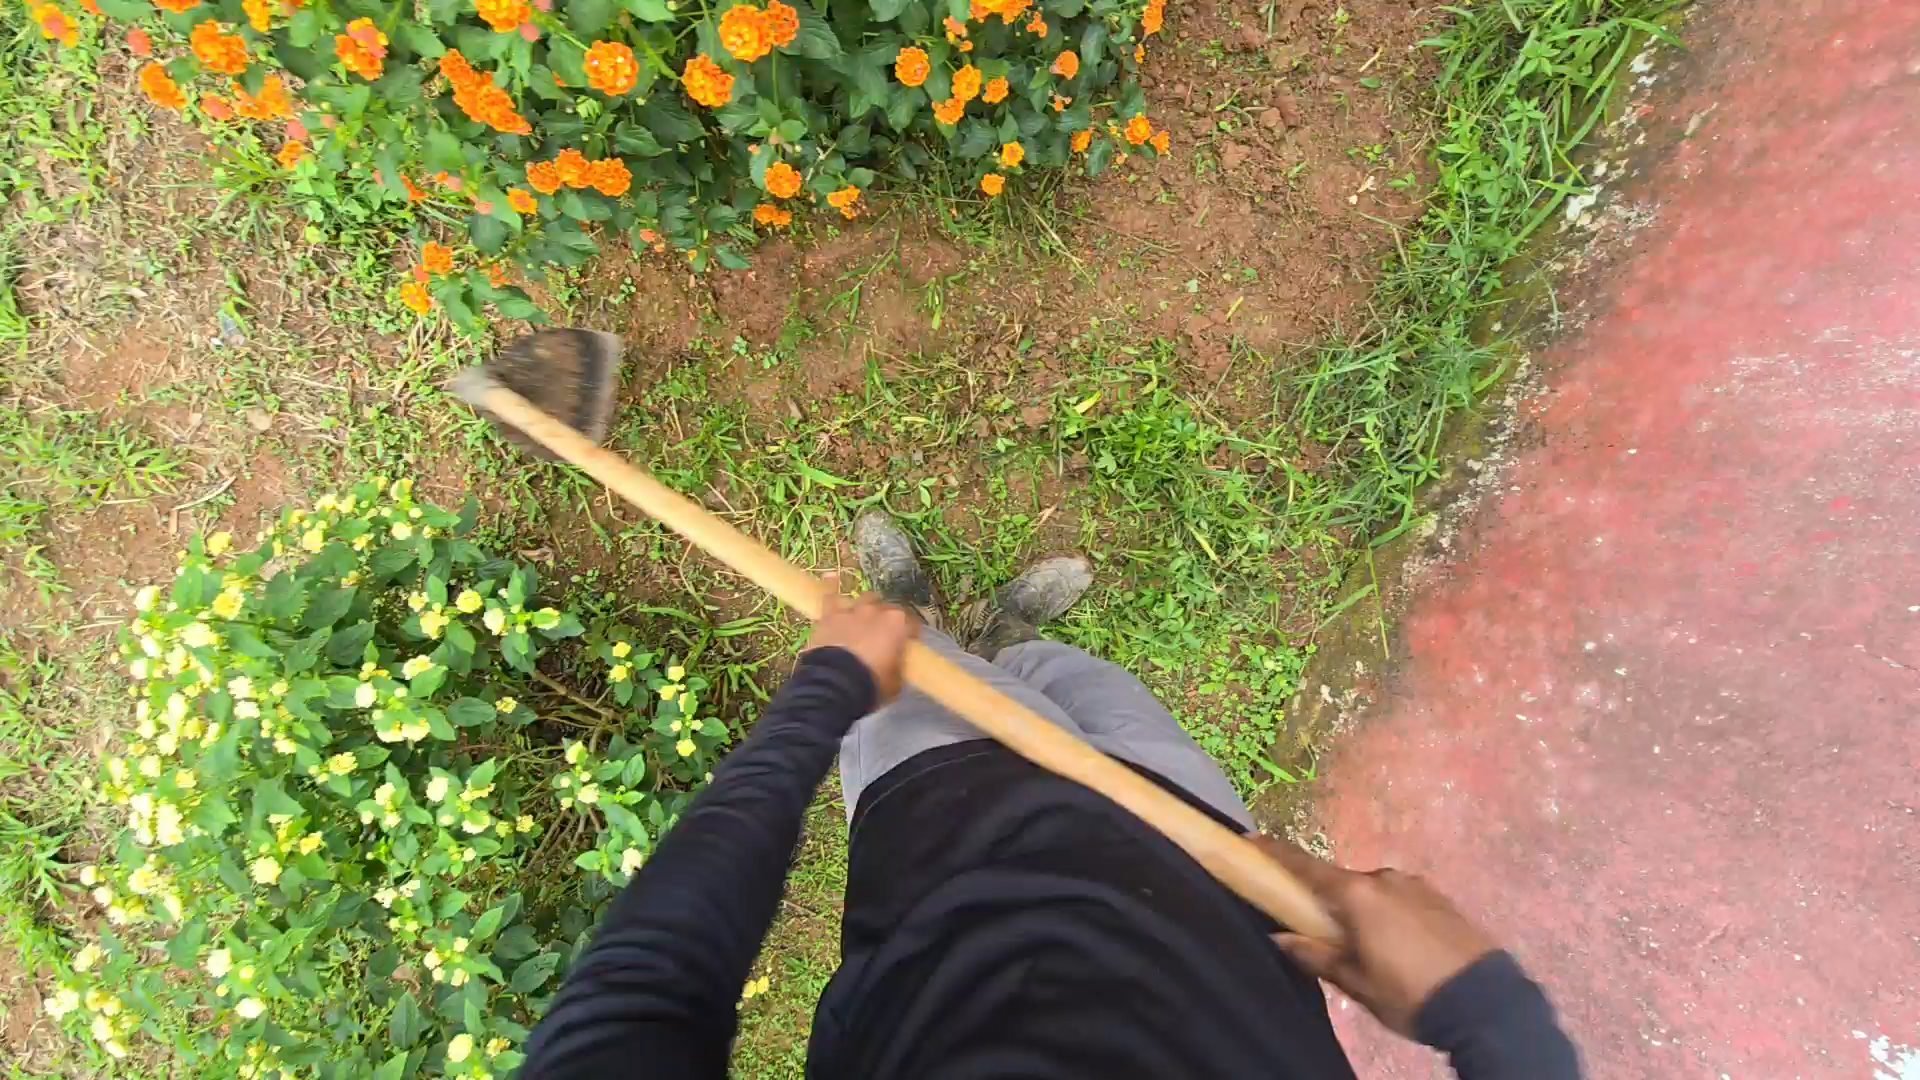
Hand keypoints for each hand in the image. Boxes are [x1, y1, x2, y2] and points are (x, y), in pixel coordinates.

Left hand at [805, 593, 916, 704]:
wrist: (835, 684)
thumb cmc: (871, 684)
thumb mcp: (896, 682)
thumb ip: (898, 666)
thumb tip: (895, 664)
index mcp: (899, 624)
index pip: (912, 624)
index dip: (911, 634)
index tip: (909, 644)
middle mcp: (878, 611)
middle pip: (888, 609)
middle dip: (888, 620)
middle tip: (883, 636)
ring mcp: (853, 610)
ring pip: (865, 599)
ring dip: (867, 607)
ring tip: (864, 617)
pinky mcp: (830, 614)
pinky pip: (830, 596)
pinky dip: (832, 587)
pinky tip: (832, 578)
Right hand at [1255, 837, 1498, 1036]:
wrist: (1491, 1008)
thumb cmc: (1411, 992)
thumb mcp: (1357, 983)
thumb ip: (1315, 956)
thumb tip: (1278, 937)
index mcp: (1355, 893)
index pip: (1303, 865)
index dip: (1273, 852)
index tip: (1249, 839)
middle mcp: (1381, 877)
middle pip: (1340, 882)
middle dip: (1329, 901)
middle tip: (1329, 931)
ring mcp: (1414, 884)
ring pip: (1373, 892)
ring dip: (1364, 910)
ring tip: (1376, 947)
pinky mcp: (1440, 898)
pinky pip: (1401, 899)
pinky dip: (1392, 914)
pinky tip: (1405, 944)